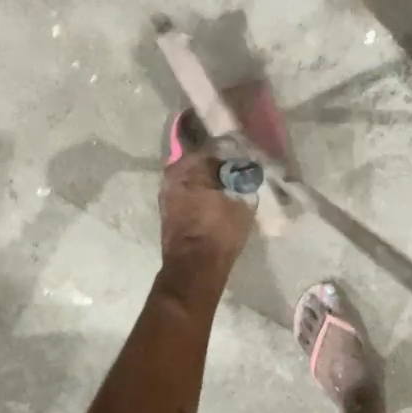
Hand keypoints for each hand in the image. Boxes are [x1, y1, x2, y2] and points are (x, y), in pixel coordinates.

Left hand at [159, 148, 254, 267]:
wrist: (195, 266)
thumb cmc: (220, 230)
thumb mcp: (244, 201)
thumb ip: (244, 179)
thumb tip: (245, 169)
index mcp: (191, 164)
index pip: (214, 146)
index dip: (231, 151)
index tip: (244, 156)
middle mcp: (173, 172)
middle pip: (199, 160)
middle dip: (216, 164)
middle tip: (235, 170)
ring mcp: (166, 191)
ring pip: (191, 176)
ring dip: (206, 179)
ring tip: (226, 185)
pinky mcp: (166, 209)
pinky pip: (185, 191)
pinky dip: (198, 192)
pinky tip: (213, 199)